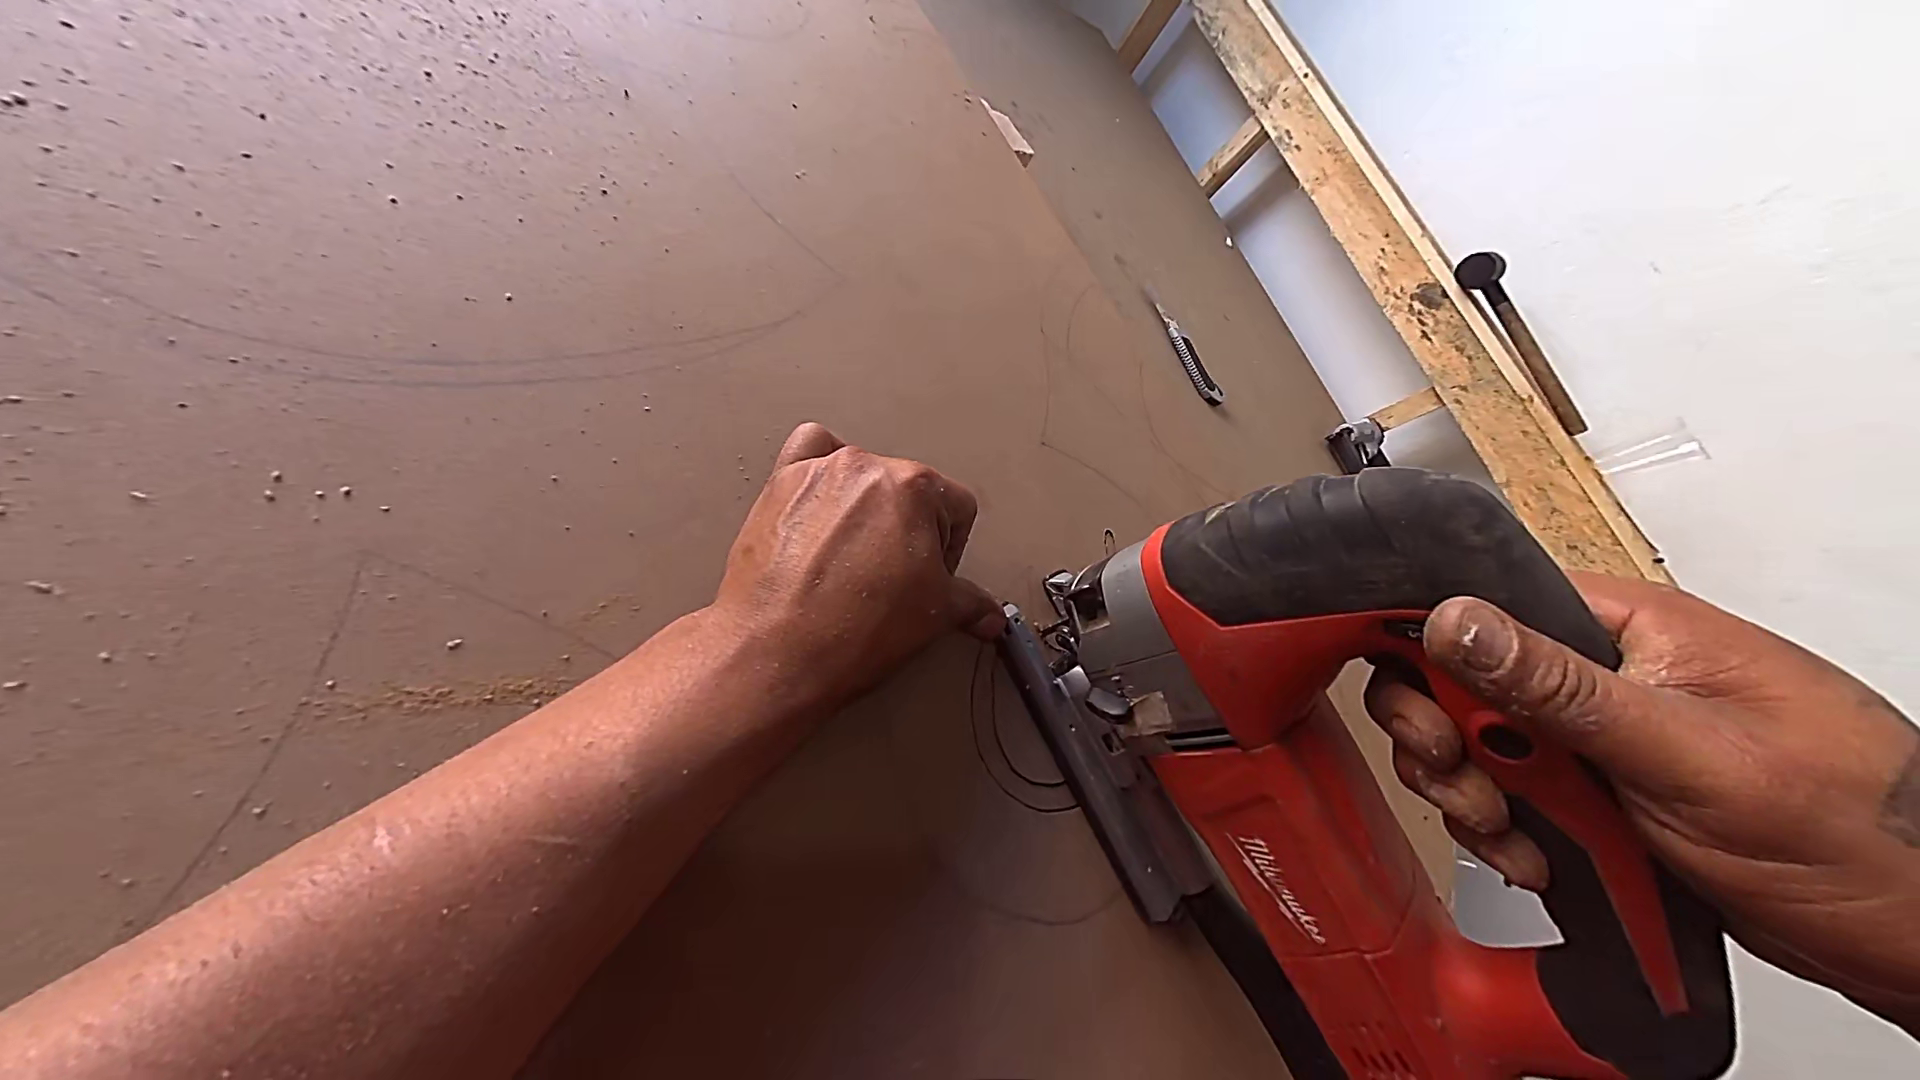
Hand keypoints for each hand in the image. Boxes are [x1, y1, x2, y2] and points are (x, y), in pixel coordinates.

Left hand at [706, 422, 1003, 713]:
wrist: (777, 652)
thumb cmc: (852, 631)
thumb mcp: (935, 615)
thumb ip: (973, 602)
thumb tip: (987, 612)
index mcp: (915, 488)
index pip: (957, 506)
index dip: (952, 548)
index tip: (934, 575)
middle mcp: (867, 468)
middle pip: (911, 491)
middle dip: (911, 531)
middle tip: (896, 575)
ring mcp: (820, 473)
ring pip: (865, 476)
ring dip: (870, 507)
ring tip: (857, 553)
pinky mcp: (780, 485)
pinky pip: (810, 454)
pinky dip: (821, 471)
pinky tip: (824, 507)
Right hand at [1366, 573, 1919, 1030]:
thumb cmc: (1862, 832)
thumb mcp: (1690, 754)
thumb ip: (1559, 684)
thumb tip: (1453, 618)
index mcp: (1612, 625)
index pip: (1472, 605)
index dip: (1421, 647)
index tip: (1422, 703)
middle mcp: (1579, 666)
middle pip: (1444, 675)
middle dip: (1438, 734)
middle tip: (1462, 771)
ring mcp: (1570, 724)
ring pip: (1456, 736)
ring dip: (1464, 790)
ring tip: (1509, 829)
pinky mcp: (1567, 774)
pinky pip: (1486, 785)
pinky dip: (1491, 825)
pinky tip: (1532, 850)